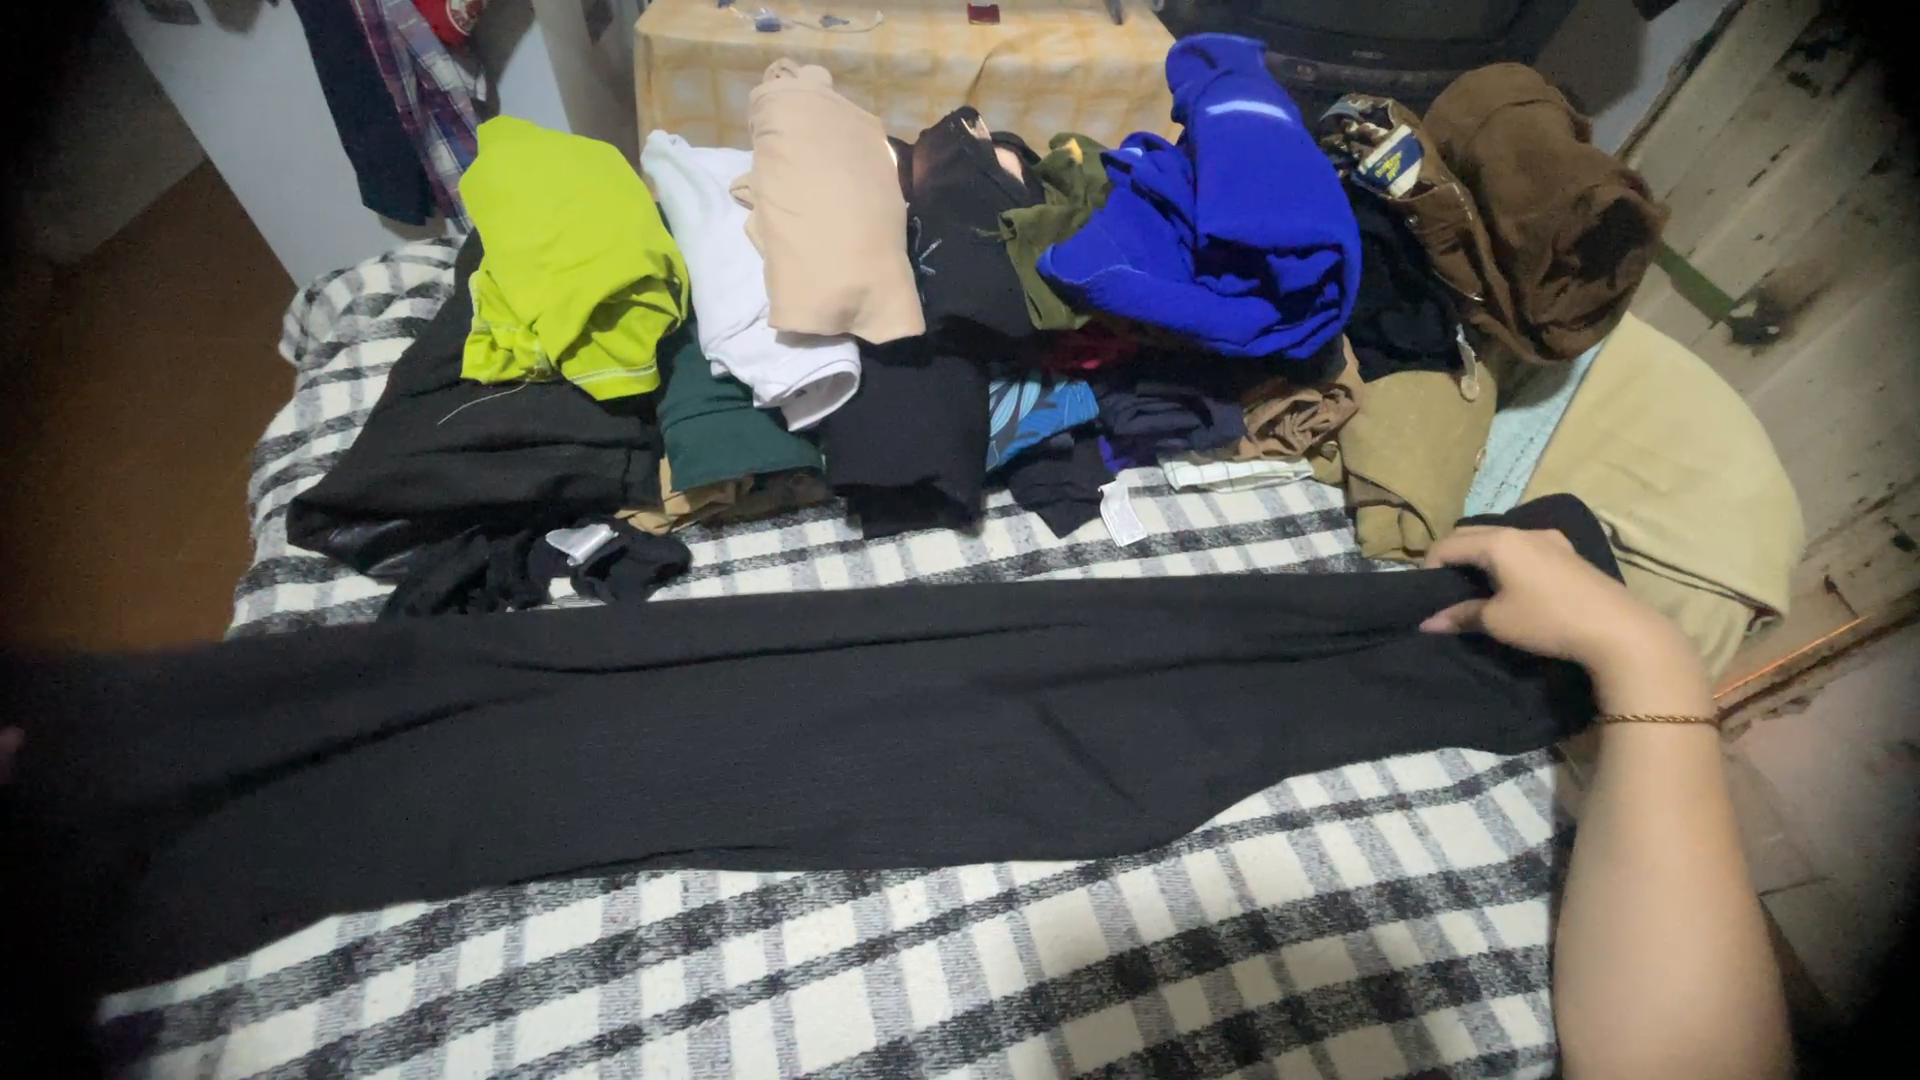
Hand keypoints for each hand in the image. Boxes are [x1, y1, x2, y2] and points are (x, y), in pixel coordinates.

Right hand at [1419, 526, 1687, 677]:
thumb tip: (1426, 624)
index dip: (1428, 568)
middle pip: (1469, 535)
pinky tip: (1510, 581)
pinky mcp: (1569, 553)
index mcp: (1498, 542)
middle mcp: (1522, 531)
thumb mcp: (1495, 621)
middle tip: (1445, 586)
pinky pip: (1522, 546)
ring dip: (1479, 555)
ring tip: (1475, 584)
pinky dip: (1505, 558)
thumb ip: (1458, 616)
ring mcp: (1550, 540)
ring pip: (1497, 538)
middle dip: (1451, 556)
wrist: (1622, 632)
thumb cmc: (1549, 621)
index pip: (1446, 546)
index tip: (1427, 593)